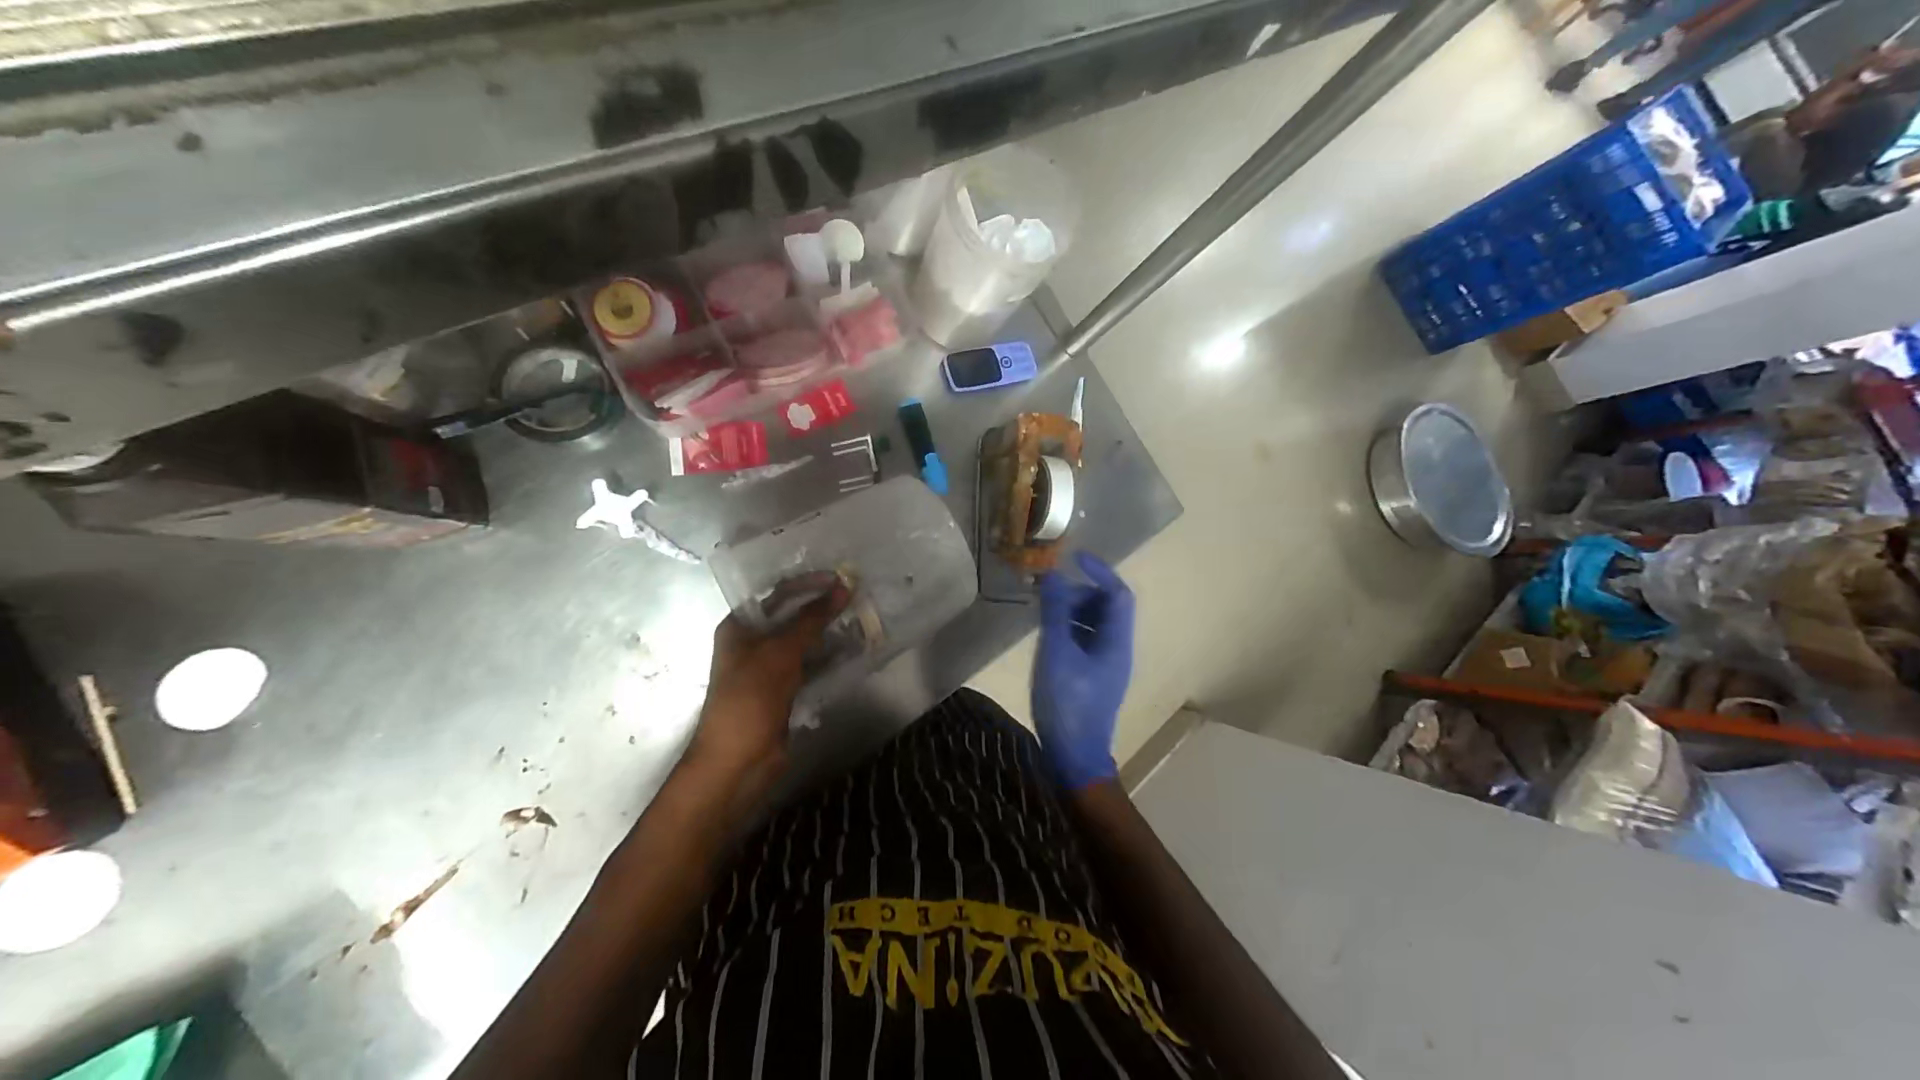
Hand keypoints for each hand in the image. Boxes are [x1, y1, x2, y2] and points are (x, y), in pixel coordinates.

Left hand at [688, 576, 848, 784]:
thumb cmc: (751, 696)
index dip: (807, 584)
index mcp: (739, 627)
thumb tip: (842, 587)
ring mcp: (768, 669)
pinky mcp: (783, 691)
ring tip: (861, 621)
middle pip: (790, 617)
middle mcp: (751, 643)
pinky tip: (854, 651)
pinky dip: (828, 658)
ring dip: (829, 633)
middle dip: (821, 608)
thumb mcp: (781, 651)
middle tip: (856, 598)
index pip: (776, 594)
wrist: (738, 759)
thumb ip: (811, 619)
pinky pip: (809, 666)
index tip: (839, 578)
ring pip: (803, 642)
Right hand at [1033, 552, 1134, 789]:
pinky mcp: (1094, 677)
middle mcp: (1118, 649)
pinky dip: (1070, 630)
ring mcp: (1107, 665)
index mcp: (1117, 642)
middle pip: (1107, 607)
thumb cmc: (1068, 702)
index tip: (1073, 558)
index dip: (1099, 571)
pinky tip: (1048, 635)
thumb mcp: (1057, 653)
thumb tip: (1053, 575)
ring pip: (1096, 625)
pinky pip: (1087, 642)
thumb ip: (1056, 612)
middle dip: (1080, 592)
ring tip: (1045, 610)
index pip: (1118, 593)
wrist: (1075, 755)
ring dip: (1074, 610)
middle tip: (1049, 590)